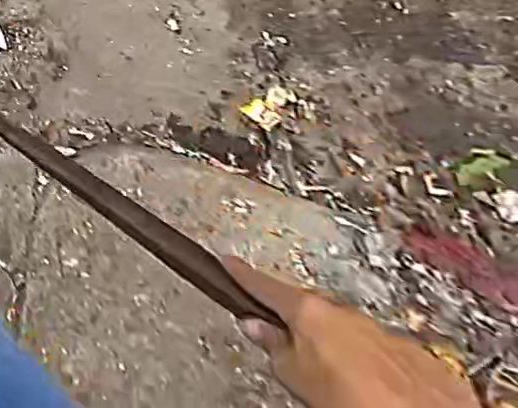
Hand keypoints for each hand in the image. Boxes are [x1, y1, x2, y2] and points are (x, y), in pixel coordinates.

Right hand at [224, 257, 477, 407]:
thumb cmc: (353, 401)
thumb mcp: (295, 377)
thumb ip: (273, 347)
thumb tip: (257, 328)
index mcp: (308, 311)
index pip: (261, 284)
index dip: (239, 273)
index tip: (227, 262)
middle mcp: (346, 314)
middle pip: (311, 310)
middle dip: (300, 323)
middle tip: (293, 348)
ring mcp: (391, 336)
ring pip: (352, 331)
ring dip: (342, 344)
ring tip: (343, 376)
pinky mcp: (429, 363)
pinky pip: (391, 354)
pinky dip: (380, 364)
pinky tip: (383, 388)